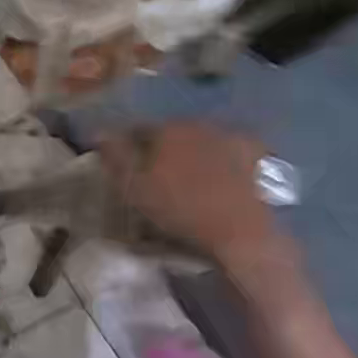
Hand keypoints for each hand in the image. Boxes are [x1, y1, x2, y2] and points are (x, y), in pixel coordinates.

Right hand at [100, 122, 290, 272]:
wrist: (240, 232)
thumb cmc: (180, 210)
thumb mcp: (134, 189)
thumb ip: (115, 157)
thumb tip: (99, 132)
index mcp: (169, 129)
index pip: (140, 129)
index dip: (129, 147)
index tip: (126, 167)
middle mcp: (201, 125)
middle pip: (174, 133)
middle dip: (163, 149)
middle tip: (158, 176)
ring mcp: (233, 137)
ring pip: (203, 141)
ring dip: (194, 154)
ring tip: (190, 181)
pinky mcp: (258, 155)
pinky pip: (232, 152)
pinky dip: (223, 162)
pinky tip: (221, 181)